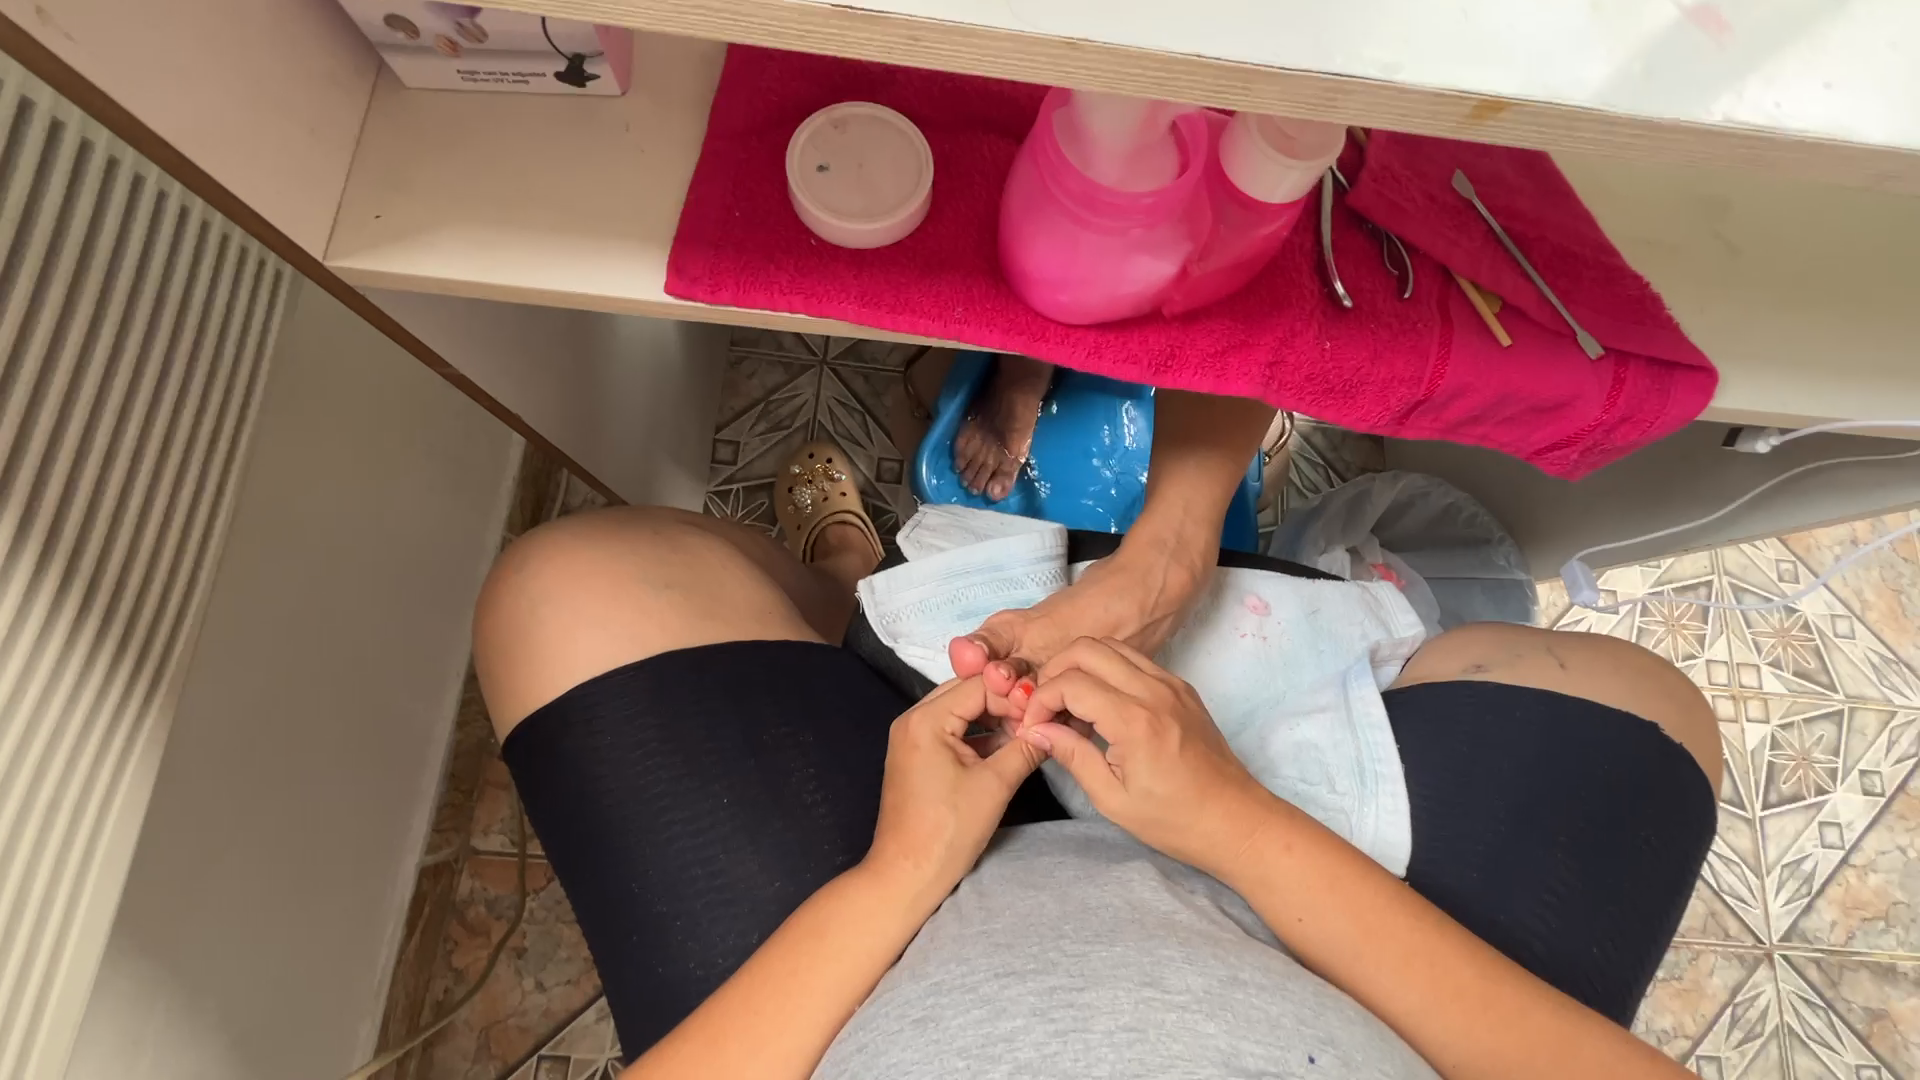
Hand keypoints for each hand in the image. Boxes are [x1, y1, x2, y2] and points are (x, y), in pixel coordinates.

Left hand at [864, 677, 1047, 904]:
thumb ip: (1025, 748)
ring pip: (961, 711)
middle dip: (1005, 703)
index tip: (1044, 712)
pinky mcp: (918, 754)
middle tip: (1038, 719)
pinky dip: (979, 735)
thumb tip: (1052, 728)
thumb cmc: (947, 831)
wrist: (907, 876)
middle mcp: (913, 719)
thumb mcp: (994, 785)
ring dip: (994, 718)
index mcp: (925, 719)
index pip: (979, 684)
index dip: (1015, 695)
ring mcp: (913, 736)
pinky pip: (953, 730)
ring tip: (1028, 732)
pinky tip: (1008, 746)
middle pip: (968, 692)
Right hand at [1013, 637, 1274, 875]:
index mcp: (1136, 721)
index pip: (1071, 683)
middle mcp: (1154, 691)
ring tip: (1069, 702)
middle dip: (1055, 671)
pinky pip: (1134, 659)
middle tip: (1045, 704)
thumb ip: (1072, 756)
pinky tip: (1099, 703)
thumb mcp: (1112, 799)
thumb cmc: (1176, 820)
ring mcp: (1171, 684)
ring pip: (1110, 646)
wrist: (1237, 821)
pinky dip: (1106, 668)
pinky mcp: (1180, 687)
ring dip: (1080, 665)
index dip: (1041, 700)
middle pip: (1087, 648)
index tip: (1033, 726)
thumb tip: (1035, 730)